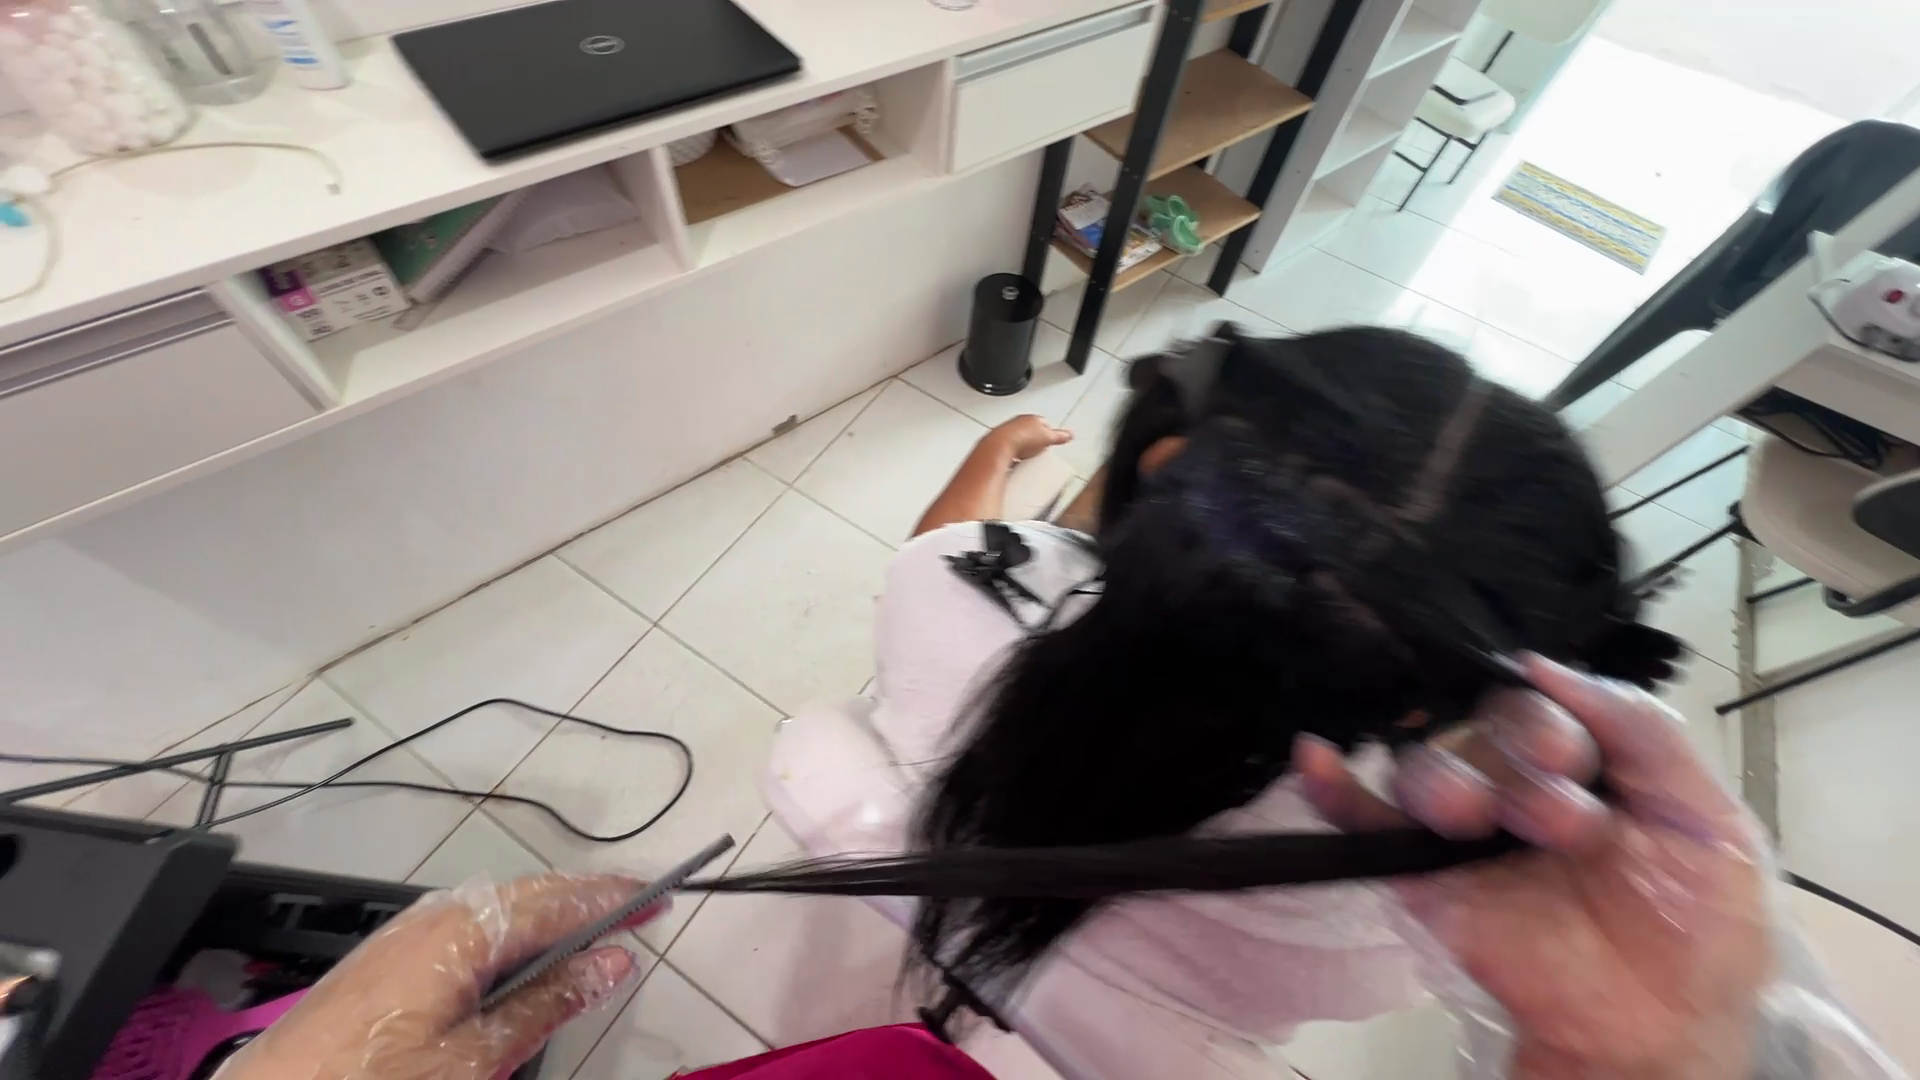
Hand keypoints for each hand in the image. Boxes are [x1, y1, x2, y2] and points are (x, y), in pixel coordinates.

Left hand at [218, 874, 657, 1079]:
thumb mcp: (470, 1062)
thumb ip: (548, 1003)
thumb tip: (615, 960)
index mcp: (466, 930)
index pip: (562, 901)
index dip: (616, 898)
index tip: (660, 896)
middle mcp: (439, 915)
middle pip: (536, 893)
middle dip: (590, 898)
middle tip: (639, 908)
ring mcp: (408, 934)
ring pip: (503, 907)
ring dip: (554, 912)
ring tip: (594, 927)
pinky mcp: (387, 959)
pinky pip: (472, 924)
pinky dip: (515, 931)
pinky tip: (524, 953)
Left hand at [984, 415, 1072, 462]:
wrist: (999, 446)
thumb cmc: (1021, 437)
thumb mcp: (1047, 437)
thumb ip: (1059, 436)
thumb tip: (1070, 435)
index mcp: (1031, 419)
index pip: (1044, 424)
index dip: (1049, 434)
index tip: (1052, 442)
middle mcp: (1017, 423)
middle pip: (1030, 433)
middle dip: (1035, 442)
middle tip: (1041, 453)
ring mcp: (1006, 434)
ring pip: (1018, 441)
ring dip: (1023, 450)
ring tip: (1028, 461)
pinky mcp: (997, 446)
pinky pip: (1008, 451)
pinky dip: (1012, 457)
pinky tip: (1016, 464)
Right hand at [1295, 657, 1769, 1079]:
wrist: (1650, 1027)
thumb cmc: (1692, 924)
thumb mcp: (1707, 825)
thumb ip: (1643, 737)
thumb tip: (1540, 664)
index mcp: (1568, 761)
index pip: (1530, 708)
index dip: (1542, 723)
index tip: (1565, 759)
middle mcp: (1502, 778)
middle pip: (1473, 734)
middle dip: (1510, 765)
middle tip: (1553, 820)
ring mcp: (1453, 822)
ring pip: (1420, 769)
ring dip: (1439, 783)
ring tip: (1470, 820)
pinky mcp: (1412, 863)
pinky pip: (1358, 815)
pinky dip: (1331, 787)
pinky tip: (1313, 758)